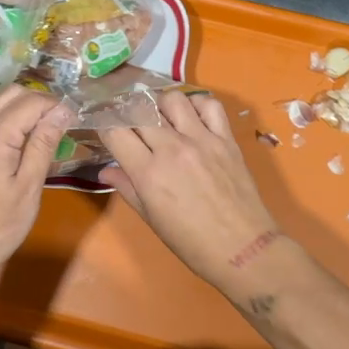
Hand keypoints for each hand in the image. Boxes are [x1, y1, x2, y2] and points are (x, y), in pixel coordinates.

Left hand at [0, 85, 73, 289]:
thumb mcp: (29, 187)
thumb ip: (44, 144)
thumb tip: (62, 112)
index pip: (31, 101)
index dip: (56, 106)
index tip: (74, 119)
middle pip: (11, 93)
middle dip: (38, 101)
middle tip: (60, 122)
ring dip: (19, 106)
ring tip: (41, 128)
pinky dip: (3, 117)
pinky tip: (16, 138)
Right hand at [98, 89, 281, 296]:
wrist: (243, 249)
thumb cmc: (192, 242)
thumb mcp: (152, 219)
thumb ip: (128, 188)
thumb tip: (105, 172)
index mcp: (149, 173)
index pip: (115, 131)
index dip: (105, 126)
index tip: (105, 128)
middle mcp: (172, 149)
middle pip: (140, 111)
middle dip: (129, 113)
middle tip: (130, 122)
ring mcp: (202, 140)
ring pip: (173, 99)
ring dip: (161, 105)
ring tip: (162, 118)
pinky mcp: (226, 139)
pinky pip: (210, 105)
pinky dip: (198, 105)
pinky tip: (193, 119)